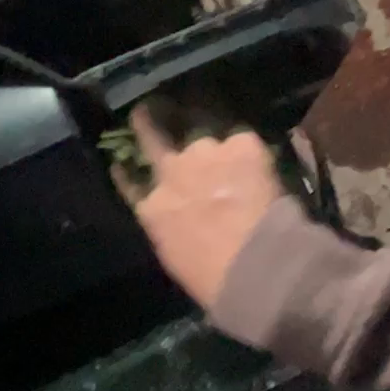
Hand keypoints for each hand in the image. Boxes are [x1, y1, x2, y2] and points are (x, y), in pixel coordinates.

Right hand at [126, 106, 284, 311]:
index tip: (126, 153)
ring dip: (219, 156)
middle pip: (156, 138)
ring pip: (209, 144)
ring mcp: (206, 153)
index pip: (130, 180)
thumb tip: (181, 217)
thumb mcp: (175, 256)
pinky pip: (244, 142)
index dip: (129, 167)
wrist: (254, 265)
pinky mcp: (242, 145)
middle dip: (150, 123)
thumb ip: (170, 225)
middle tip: (150, 111)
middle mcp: (171, 173)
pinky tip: (262, 173)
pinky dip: (251, 156)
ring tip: (239, 174)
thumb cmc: (213, 279)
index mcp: (152, 209)